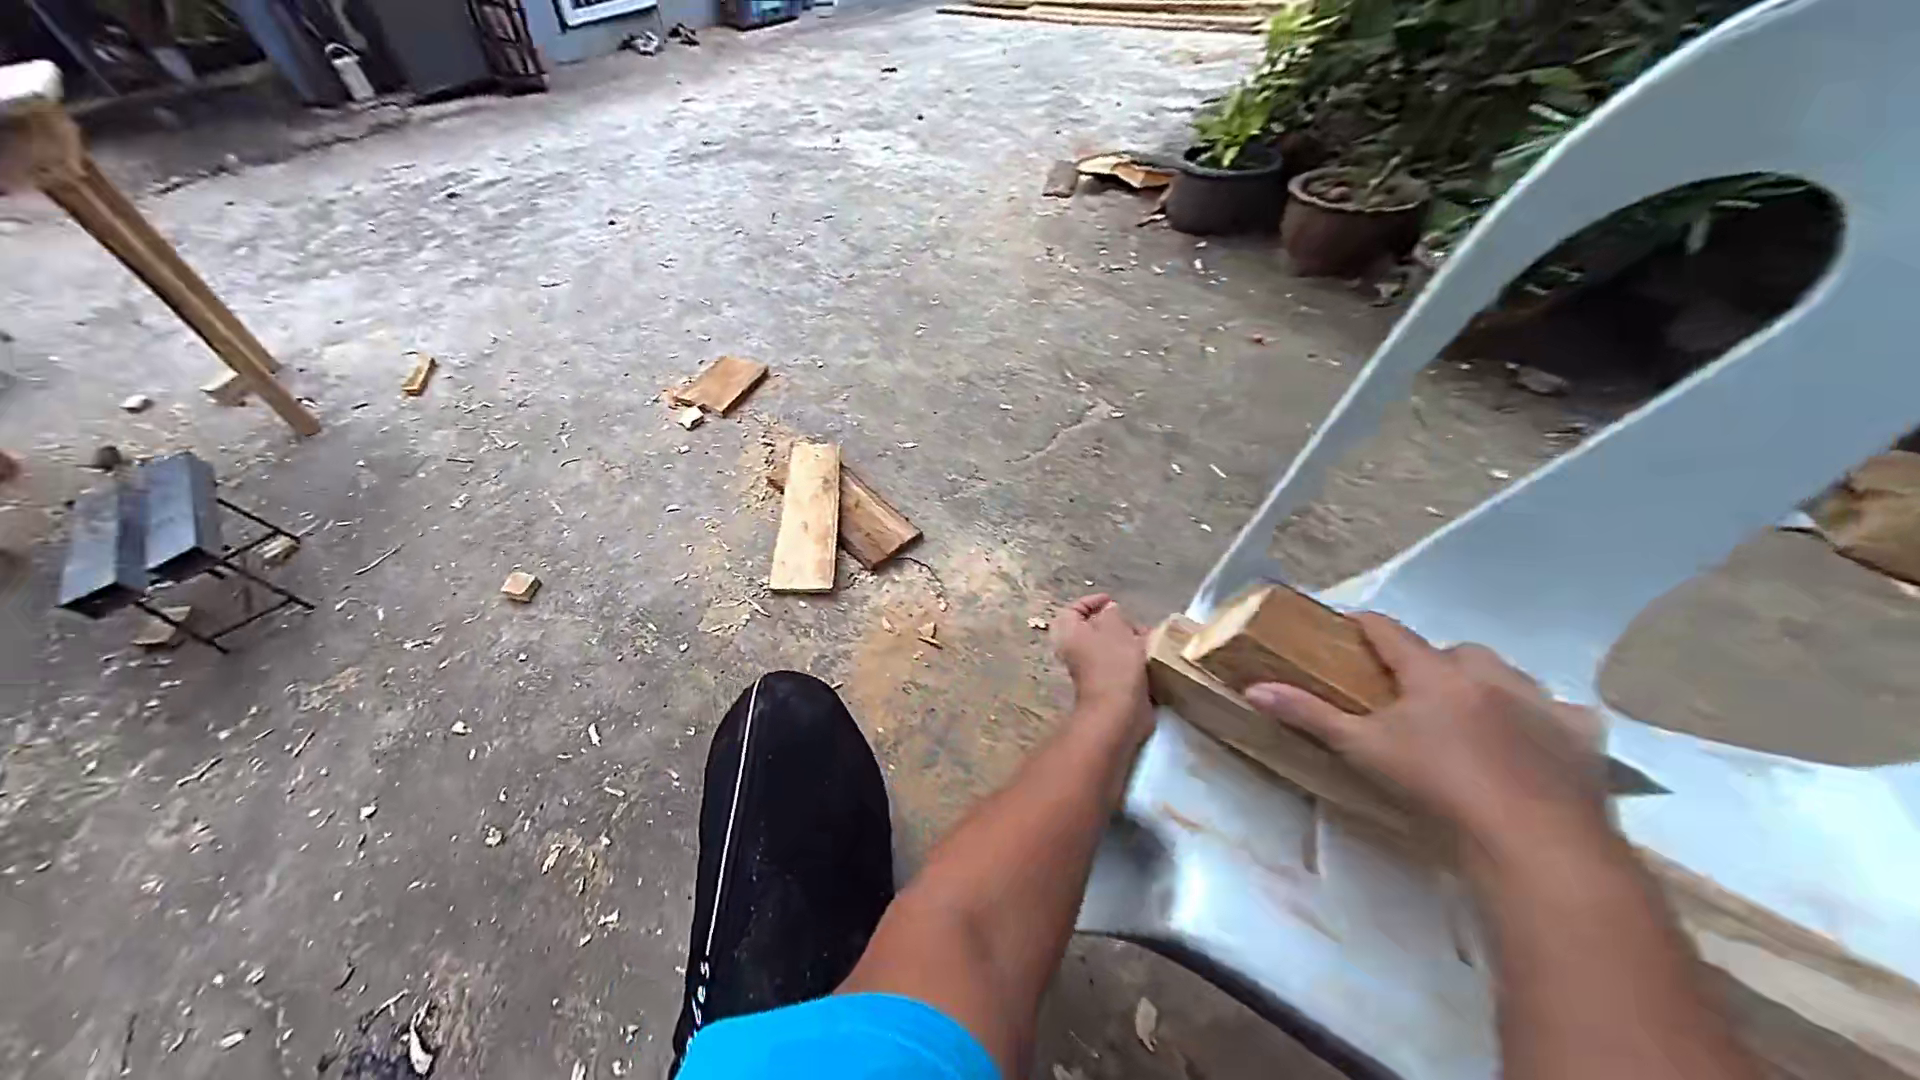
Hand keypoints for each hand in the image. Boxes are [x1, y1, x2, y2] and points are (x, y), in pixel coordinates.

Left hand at [1049, 594, 1151, 733]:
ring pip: (1111, 646)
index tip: (1112, 601)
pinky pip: (1121, 663)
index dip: (1092, 601)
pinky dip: (1135, 657)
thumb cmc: (1113, 662)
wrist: (1119, 710)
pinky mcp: (1110, 683)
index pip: (1073, 609)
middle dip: (1118, 622)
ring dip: (1130, 639)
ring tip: (1150, 638)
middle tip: (1135, 622)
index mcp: (1069, 633)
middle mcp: (1076, 650)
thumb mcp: (1114, 627)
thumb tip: (1110, 611)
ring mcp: (1093, 668)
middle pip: (1095, 628)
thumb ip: (1111, 613)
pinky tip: (1152, 655)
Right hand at [1244, 615, 1608, 849]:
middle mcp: (1490, 676)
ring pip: (1508, 674)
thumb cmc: (1436, 787)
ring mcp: (1542, 704)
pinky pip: (1563, 712)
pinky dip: (1543, 718)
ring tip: (1467, 712)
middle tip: (1411, 692)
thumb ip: (1308, 714)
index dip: (1365, 624)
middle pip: (1454, 650)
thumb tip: (1253, 689)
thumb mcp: (1361, 749)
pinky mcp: (1582, 738)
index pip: (1390, 632)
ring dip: (1485, 683)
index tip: (1349, 624)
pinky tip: (1532, 738)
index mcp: (1433, 673)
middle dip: (1431, 661)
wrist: (1534, 842)